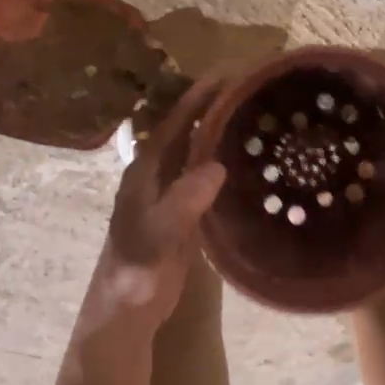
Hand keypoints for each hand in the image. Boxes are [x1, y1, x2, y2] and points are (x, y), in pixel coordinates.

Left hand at [87, 78, 227, 329]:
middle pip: (187, 130)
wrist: (127, 311)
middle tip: (252, 88)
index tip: (230, 72)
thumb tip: (216, 165)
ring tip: (257, 113)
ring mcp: (170, 194)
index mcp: (145, 171)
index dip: (199, 96)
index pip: (175, 122)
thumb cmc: (137, 270)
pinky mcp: (185, 212)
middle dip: (214, 105)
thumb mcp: (160, 234)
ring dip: (221, 130)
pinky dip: (225, 160)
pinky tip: (249, 160)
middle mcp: (157, 175)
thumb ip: (184, 200)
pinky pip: (207, 175)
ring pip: (198, 151)